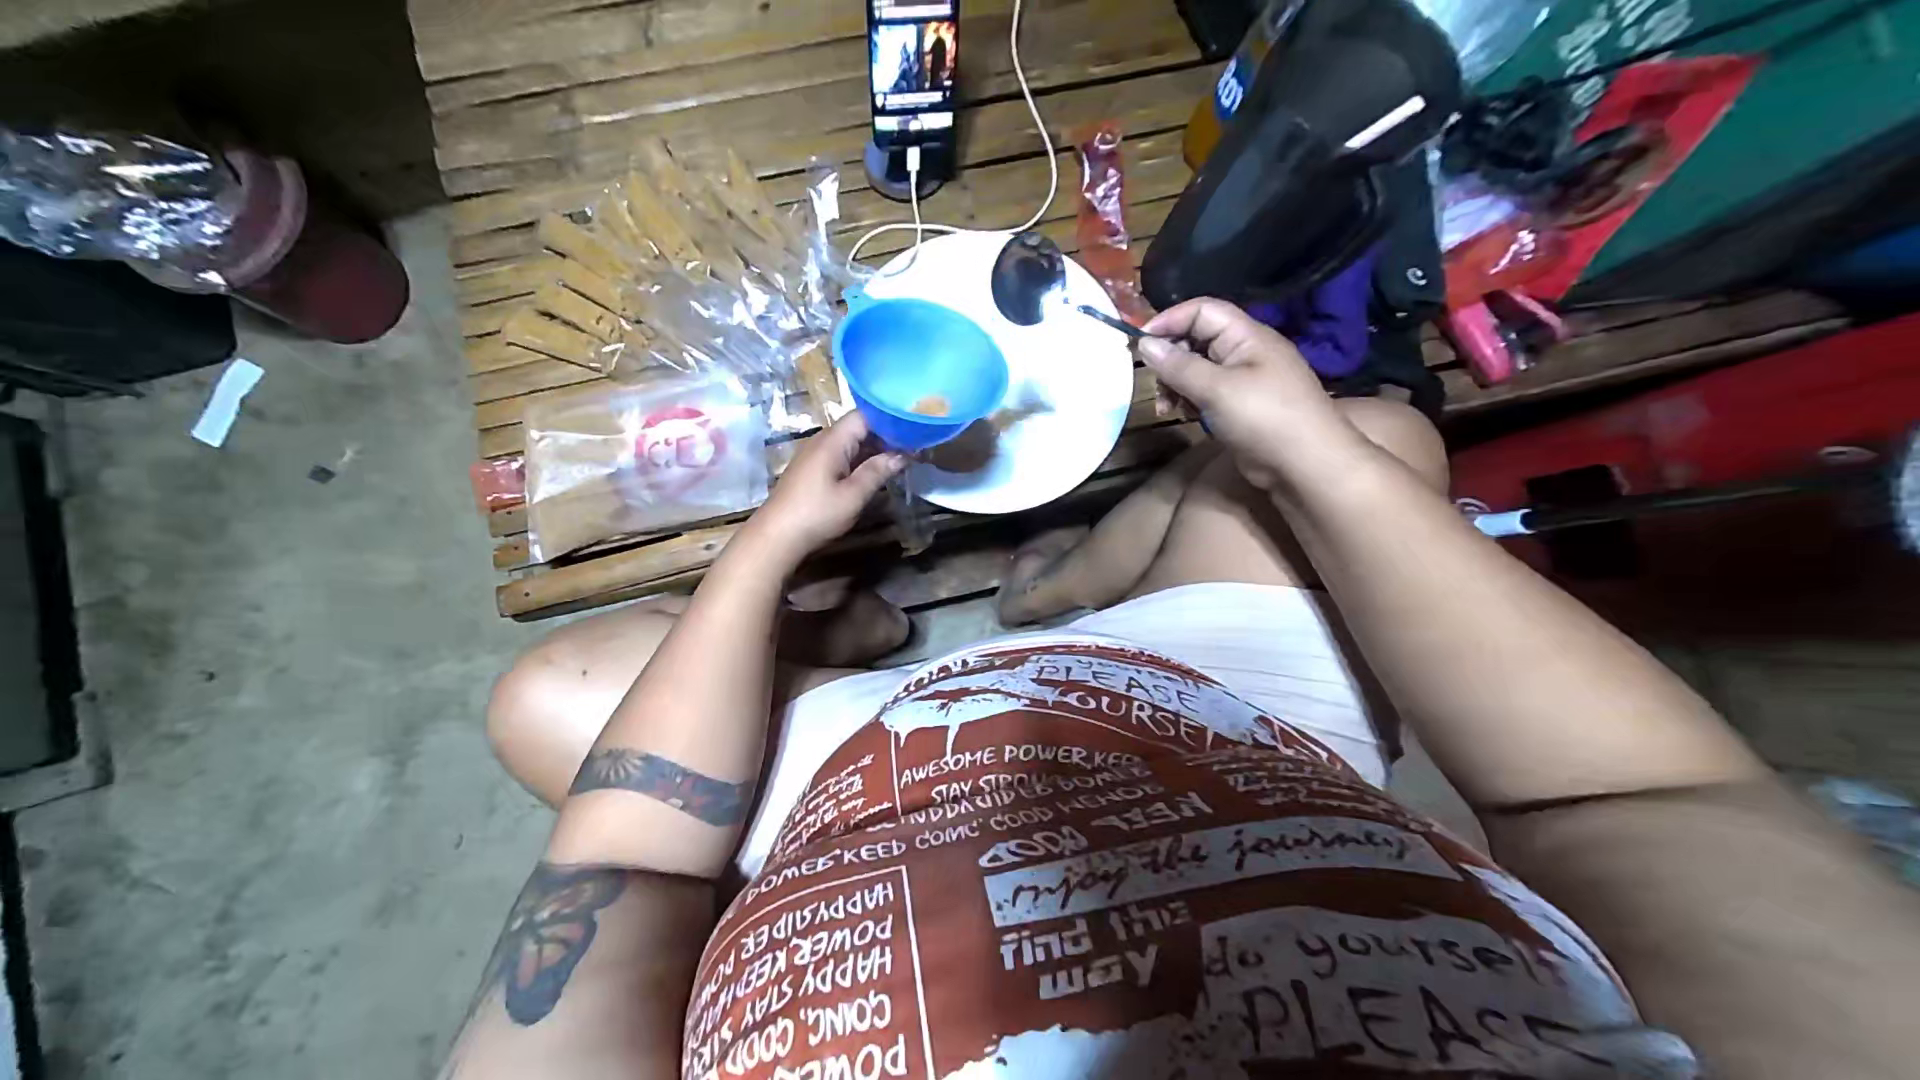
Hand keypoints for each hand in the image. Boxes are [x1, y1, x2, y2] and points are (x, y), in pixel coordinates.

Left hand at [737, 410, 905, 569]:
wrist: (776, 537)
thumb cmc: (817, 514)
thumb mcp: (853, 495)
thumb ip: (878, 471)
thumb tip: (904, 454)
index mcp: (833, 440)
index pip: (865, 415)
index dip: (890, 418)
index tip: (914, 427)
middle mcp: (823, 441)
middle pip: (858, 427)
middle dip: (886, 435)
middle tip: (915, 445)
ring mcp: (816, 455)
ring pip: (851, 443)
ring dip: (875, 450)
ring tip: (903, 458)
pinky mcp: (813, 470)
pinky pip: (842, 456)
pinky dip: (861, 460)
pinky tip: (876, 472)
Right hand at [1138, 298, 1362, 489]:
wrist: (1306, 465)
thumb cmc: (1264, 418)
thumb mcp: (1216, 389)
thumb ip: (1178, 366)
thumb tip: (1144, 343)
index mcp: (1247, 336)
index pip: (1202, 311)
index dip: (1169, 320)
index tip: (1140, 343)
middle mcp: (1245, 352)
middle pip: (1197, 339)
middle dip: (1170, 359)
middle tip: (1155, 385)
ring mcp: (1244, 380)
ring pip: (1198, 369)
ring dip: (1176, 385)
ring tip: (1167, 408)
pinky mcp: (1241, 406)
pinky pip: (1207, 393)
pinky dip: (1190, 401)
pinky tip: (1185, 417)